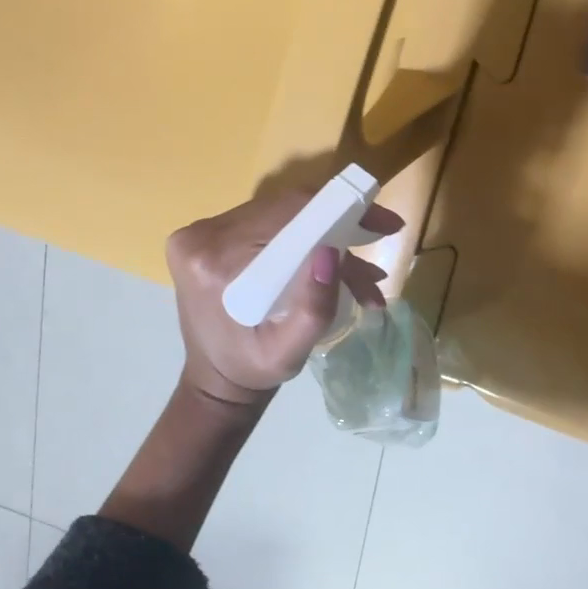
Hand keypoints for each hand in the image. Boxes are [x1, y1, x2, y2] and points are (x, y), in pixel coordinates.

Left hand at [165, 190, 403, 405]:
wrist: (216, 379)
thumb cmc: (252, 369)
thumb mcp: (289, 352)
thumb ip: (314, 308)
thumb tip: (331, 251)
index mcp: (215, 259)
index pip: (288, 213)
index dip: (341, 209)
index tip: (385, 223)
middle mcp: (202, 235)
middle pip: (288, 209)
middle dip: (341, 223)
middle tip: (383, 235)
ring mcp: (203, 231)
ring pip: (284, 213)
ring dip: (328, 233)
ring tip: (362, 272)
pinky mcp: (211, 235)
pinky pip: (270, 221)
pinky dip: (307, 236)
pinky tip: (333, 261)